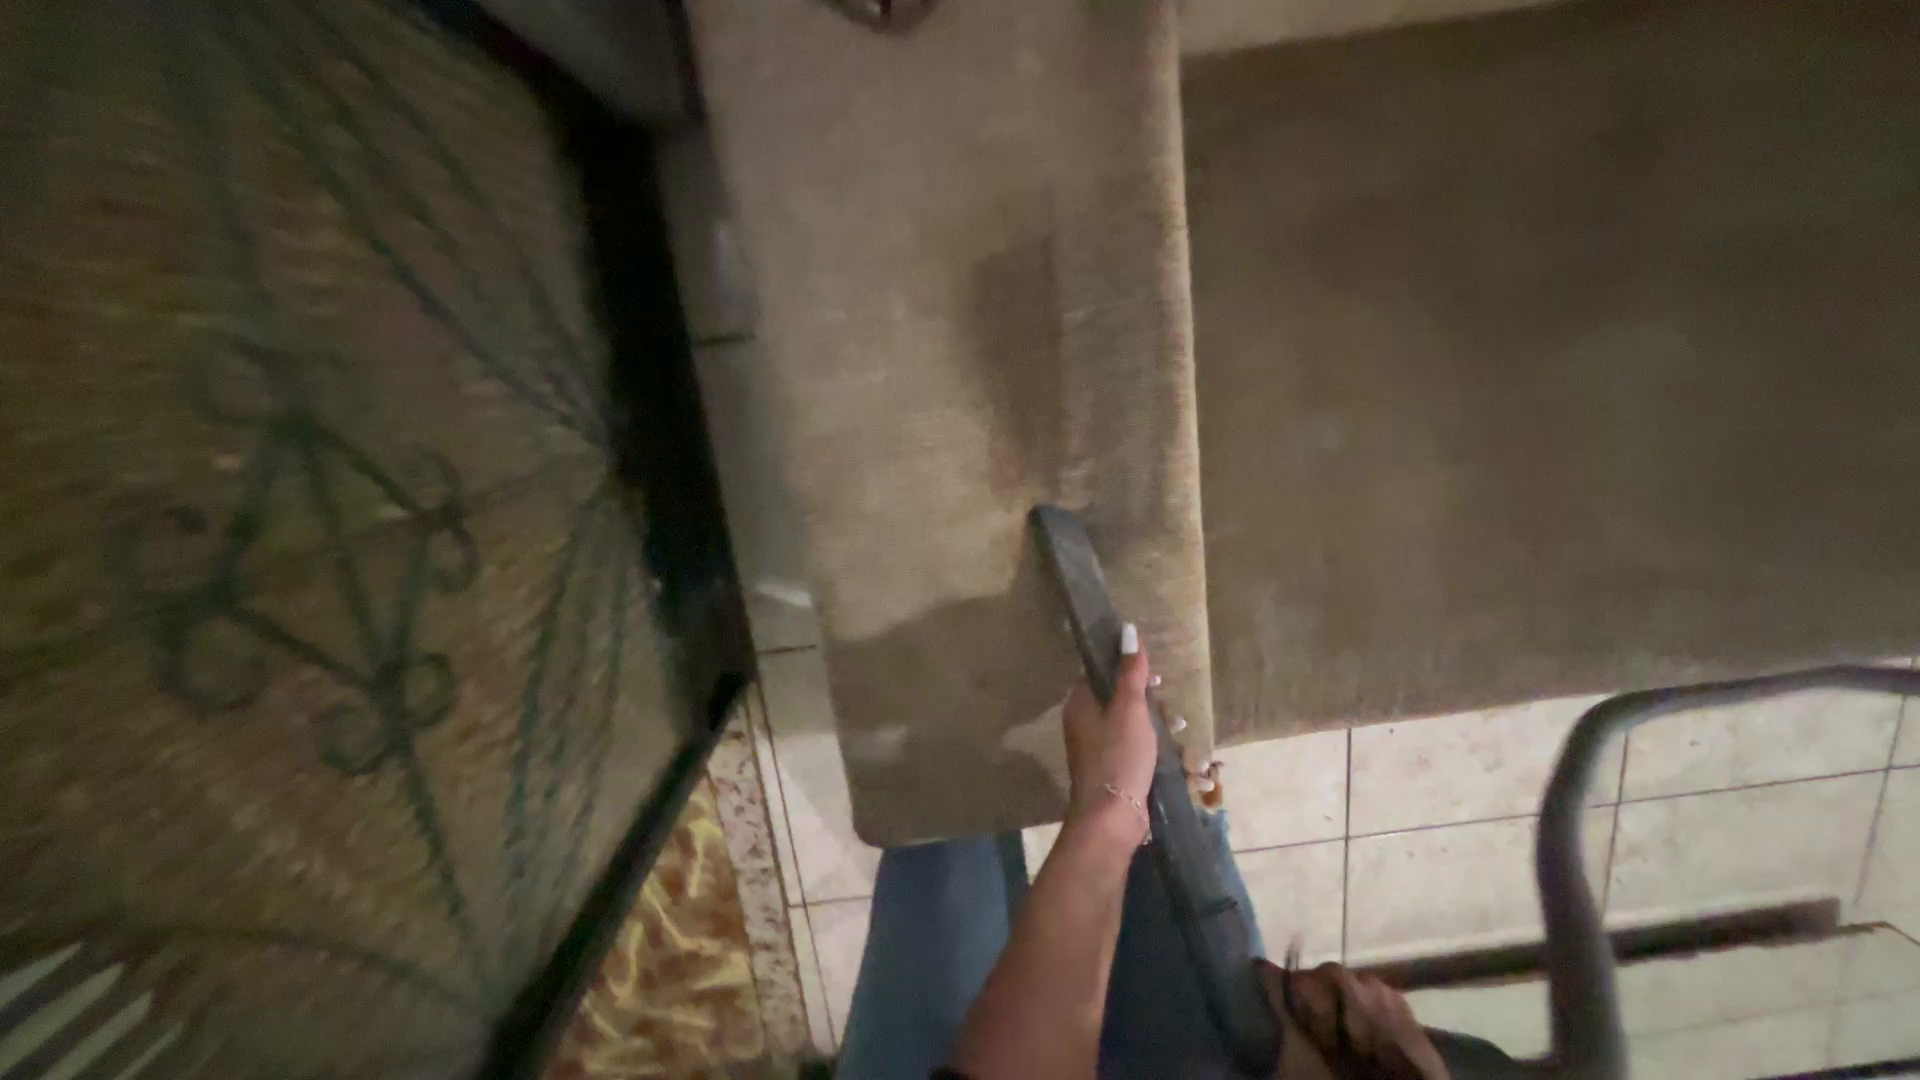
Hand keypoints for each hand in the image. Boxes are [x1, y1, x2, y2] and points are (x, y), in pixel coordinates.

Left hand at [1061, 623, 1157, 843]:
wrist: (1111, 817)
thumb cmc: (1118, 756)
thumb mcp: (1129, 709)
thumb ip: (1131, 672)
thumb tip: (1128, 630)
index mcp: (1080, 704)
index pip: (1099, 673)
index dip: (1126, 670)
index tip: (1153, 676)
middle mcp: (1084, 723)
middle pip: (1118, 698)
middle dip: (1148, 699)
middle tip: (1166, 706)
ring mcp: (1098, 748)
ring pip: (1130, 723)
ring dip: (1156, 723)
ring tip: (1178, 727)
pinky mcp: (1113, 768)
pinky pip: (1134, 746)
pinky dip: (1153, 744)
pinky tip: (1177, 752)